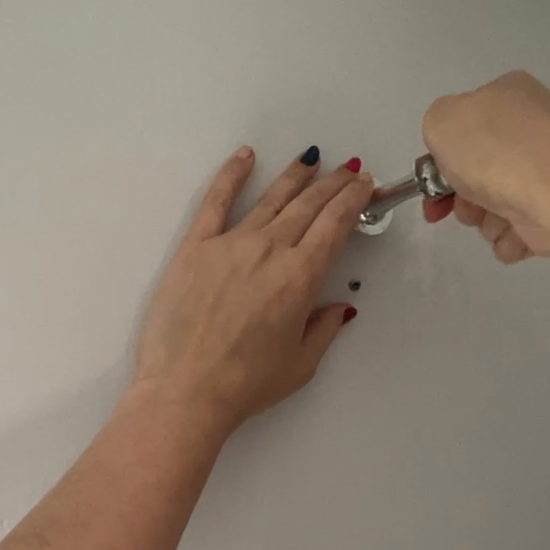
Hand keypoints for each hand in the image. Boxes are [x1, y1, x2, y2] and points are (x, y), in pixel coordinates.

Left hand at [133, 147, 373, 435]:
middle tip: (346, 171)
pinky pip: (215, 201)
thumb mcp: (300, 365)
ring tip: (308, 161)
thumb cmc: (242, 386)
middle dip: (332, 185)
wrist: (186, 392)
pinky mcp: (194, 249)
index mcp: (299, 280)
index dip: (353, 201)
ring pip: (269, 199)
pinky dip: (231, 175)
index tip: (363, 188)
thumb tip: (338, 308)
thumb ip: (323, 330)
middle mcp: (268, 252)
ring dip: (293, 178)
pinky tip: (245, 157)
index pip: (334, 225)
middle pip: (307, 206)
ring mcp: (229, 246)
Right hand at [420, 71, 549, 263]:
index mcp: (509, 94)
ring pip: (495, 206)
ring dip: (484, 221)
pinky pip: (517, 230)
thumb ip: (436, 126)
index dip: (442, 160)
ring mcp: (548, 170)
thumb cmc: (495, 152)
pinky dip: (509, 238)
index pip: (466, 128)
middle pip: (478, 173)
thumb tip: (450, 147)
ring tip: (495, 219)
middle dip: (462, 198)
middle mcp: (532, 128)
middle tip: (463, 205)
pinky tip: (515, 232)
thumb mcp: (442, 121)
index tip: (433, 187)